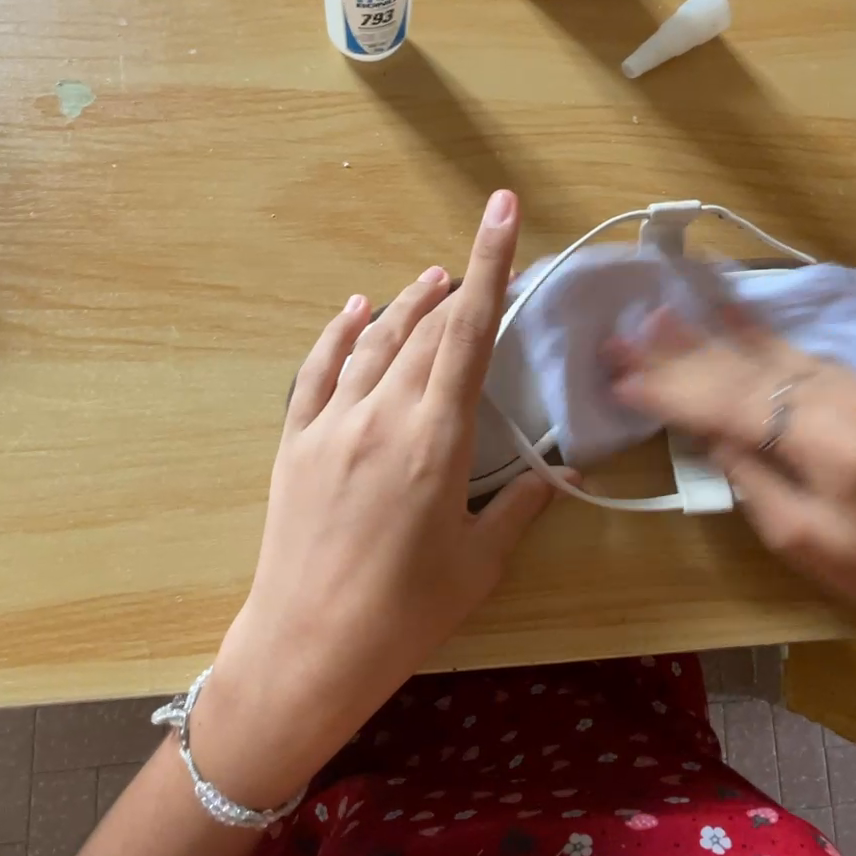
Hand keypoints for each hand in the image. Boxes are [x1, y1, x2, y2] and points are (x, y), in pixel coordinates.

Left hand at [190, 189, 563, 807]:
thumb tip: (560, 473)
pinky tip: (355, 311)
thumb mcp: (478, 563)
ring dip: (407, 305)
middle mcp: (384, 414)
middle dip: (456, 289)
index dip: (491, 265)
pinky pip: (317, 371)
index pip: (472, 333)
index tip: (501, 209)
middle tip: (477, 271)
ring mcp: (332, 422)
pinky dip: (339, 334)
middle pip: (425, 329)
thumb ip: (518, 507)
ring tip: (431, 279)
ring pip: (374, 342)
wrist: (309, 645)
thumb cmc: (406, 612)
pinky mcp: (295, 440)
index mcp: (438, 439)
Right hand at [606, 307, 855, 636]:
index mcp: (837, 447)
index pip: (736, 407)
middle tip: (630, 335)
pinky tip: (730, 313)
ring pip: (776, 356)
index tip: (623, 381)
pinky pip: (805, 359)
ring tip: (663, 316)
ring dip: (715, 338)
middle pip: (751, 371)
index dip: (676, 392)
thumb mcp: (797, 536)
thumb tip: (703, 427)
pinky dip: (760, 339)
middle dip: (684, 355)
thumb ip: (748, 474)